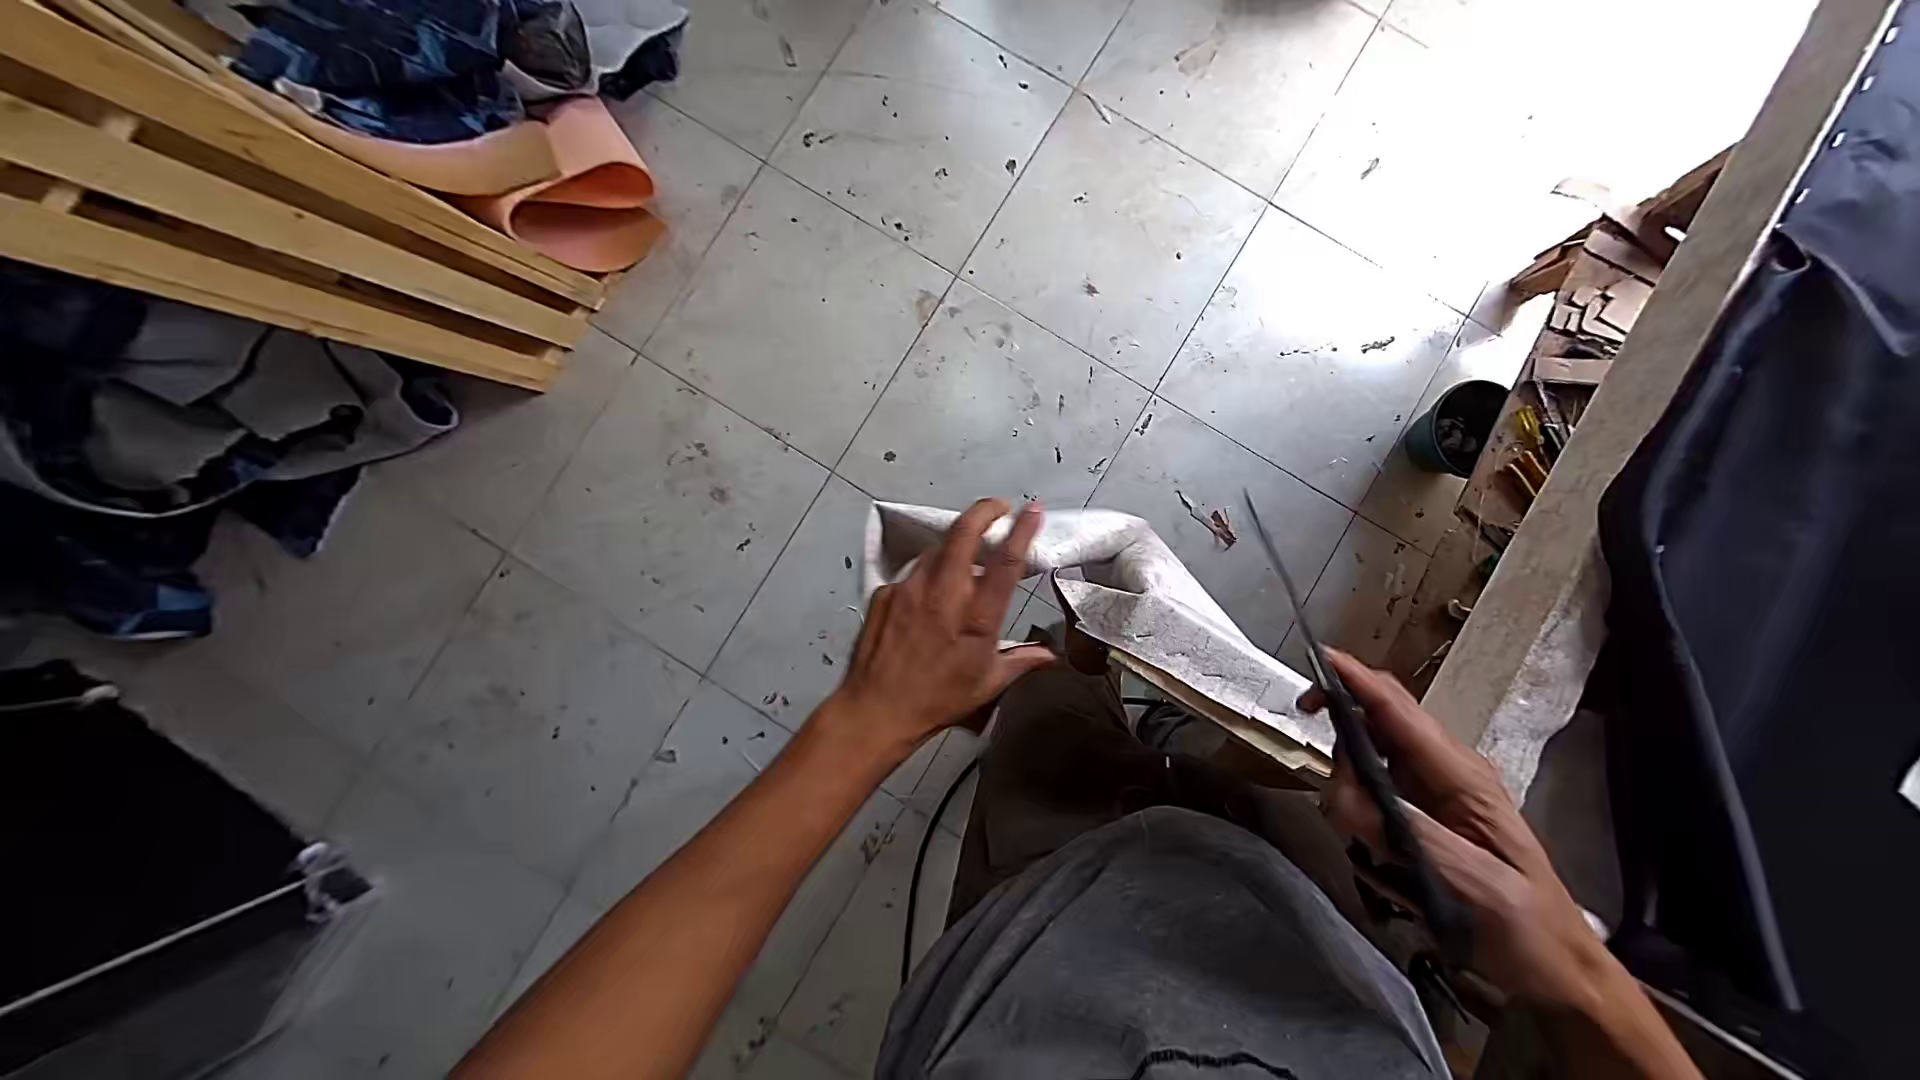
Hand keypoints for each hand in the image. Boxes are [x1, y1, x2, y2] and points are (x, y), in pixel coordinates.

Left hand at [822, 498, 1056, 759]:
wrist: (876, 709)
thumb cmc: (937, 699)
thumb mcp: (987, 683)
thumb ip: (1021, 660)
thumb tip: (1050, 656)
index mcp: (976, 617)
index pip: (1005, 562)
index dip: (1022, 530)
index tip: (1032, 510)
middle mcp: (942, 594)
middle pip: (964, 533)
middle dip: (984, 511)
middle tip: (998, 507)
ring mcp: (910, 589)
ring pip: (937, 549)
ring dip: (955, 544)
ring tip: (965, 556)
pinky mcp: (886, 592)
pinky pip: (914, 573)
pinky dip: (928, 575)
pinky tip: (930, 595)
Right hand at [1300, 651, 1614, 1008]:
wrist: (1556, 968)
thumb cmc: (1524, 925)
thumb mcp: (1470, 882)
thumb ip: (1403, 832)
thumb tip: (1342, 796)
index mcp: (1461, 774)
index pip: (1397, 710)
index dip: (1356, 679)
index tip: (1317, 658)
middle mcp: (1442, 769)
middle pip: (1376, 718)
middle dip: (1339, 727)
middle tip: (1326, 771)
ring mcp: (1428, 788)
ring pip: (1364, 753)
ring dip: (1347, 784)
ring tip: (1367, 840)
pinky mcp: (1415, 809)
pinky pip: (1366, 786)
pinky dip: (1354, 805)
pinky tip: (1372, 846)